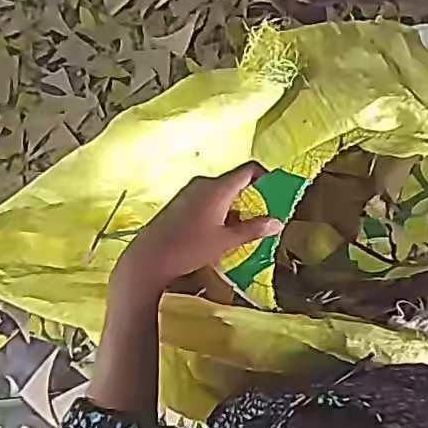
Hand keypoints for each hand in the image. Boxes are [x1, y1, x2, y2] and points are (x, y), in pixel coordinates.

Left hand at [113, 163, 283, 295]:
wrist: (149, 257)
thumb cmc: (189, 248)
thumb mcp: (226, 241)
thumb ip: (253, 229)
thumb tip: (278, 222)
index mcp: (218, 188)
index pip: (249, 170)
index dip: (266, 178)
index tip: (275, 196)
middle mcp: (204, 183)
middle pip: (235, 182)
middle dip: (252, 199)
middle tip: (262, 220)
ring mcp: (189, 192)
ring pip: (221, 193)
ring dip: (235, 208)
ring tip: (242, 231)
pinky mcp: (180, 203)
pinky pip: (207, 199)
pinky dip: (220, 211)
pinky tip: (219, 233)